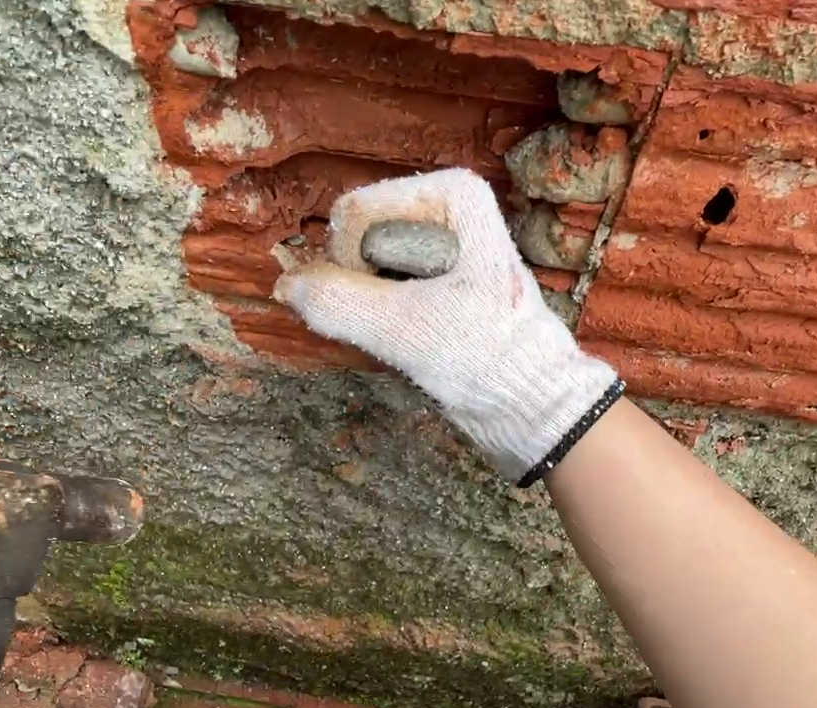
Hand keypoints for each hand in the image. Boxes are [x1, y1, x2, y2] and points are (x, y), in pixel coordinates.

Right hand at [276, 168, 621, 483]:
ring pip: (361, 267)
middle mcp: (444, 209)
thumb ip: (338, 304)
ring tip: (416, 334)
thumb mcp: (406, 331)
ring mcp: (438, 244)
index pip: (354, 217)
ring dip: (371, 309)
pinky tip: (414, 339)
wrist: (532, 405)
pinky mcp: (434, 280)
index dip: (355, 270)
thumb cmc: (484, 359)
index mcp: (451, 195)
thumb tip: (284, 287)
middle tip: (408, 325)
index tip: (398, 309)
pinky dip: (380, 318)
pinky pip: (377, 288)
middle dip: (364, 289)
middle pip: (356, 240)